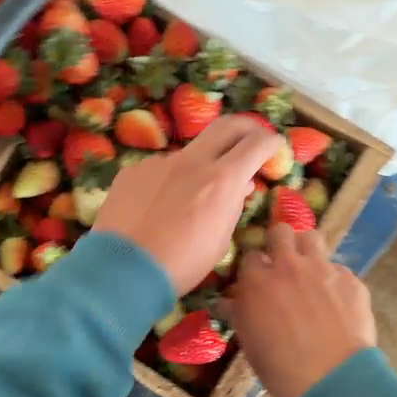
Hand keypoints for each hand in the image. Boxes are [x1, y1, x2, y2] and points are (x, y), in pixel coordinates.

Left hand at [93, 115, 280, 293]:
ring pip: (188, 155)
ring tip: (189, 200)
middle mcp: (191, 161)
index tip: (274, 145)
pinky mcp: (133, 171)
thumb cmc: (180, 265)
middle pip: (226, 126)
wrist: (122, 270)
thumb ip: (232, 207)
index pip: (256, 144)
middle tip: (251, 139)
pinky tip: (158, 208)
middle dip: (246, 127)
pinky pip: (159, 170)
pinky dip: (168, 182)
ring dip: (199, 167)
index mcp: (221, 180)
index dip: (270, 142)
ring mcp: (158, 163)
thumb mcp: (219, 242)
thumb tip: (241, 185)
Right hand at [230, 224, 375, 396]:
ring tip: (309, 271)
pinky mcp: (351, 281)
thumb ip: (239, 315)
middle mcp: (289, 266)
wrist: (332, 379)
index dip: (255, 267)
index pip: (251, 256)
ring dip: (307, 249)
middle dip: (279, 243)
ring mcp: (323, 270)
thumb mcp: (250, 343)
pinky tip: (337, 303)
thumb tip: (227, 303)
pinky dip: (334, 281)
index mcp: (258, 281)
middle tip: (283, 263)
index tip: (258, 280)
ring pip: (312, 238)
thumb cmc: (281, 368)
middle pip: (281, 232)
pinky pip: (339, 269)